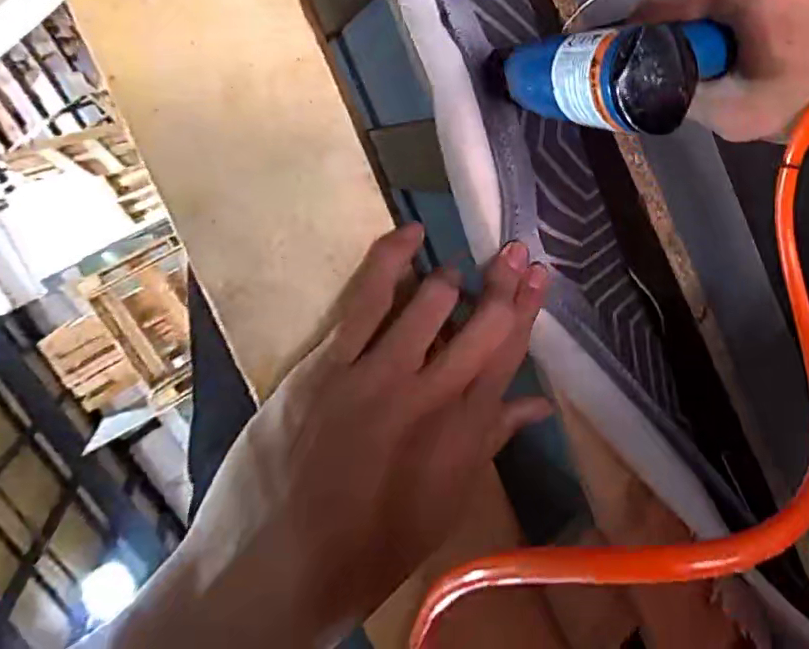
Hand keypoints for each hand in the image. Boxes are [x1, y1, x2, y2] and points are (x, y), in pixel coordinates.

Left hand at [109, 226, 550, 647]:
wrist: (269, 573)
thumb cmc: (369, 545)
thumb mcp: (445, 503)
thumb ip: (491, 440)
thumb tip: (538, 403)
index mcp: (464, 432)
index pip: (509, 354)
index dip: (527, 308)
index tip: (538, 274)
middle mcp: (432, 397)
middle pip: (483, 322)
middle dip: (504, 280)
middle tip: (515, 249)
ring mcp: (379, 376)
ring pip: (431, 303)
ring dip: (449, 278)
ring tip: (452, 272)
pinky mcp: (328, 365)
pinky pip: (367, 299)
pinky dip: (392, 258)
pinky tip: (410, 235)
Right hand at [633, 0, 808, 141]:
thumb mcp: (735, 114)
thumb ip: (679, 90)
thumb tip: (646, 73)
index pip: (667, 1)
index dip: (647, 29)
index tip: (642, 51)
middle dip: (696, 21)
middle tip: (713, 59)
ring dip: (723, 6)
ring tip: (748, 41)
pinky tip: (773, 20)